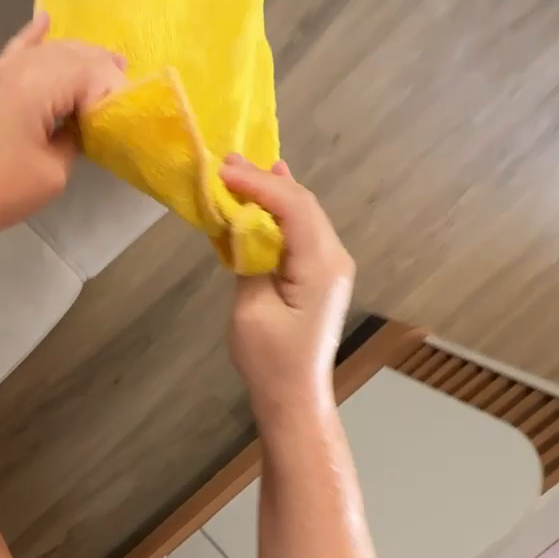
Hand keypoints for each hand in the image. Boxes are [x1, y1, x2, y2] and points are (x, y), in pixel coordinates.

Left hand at [0, 13, 126, 262]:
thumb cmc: (2, 192)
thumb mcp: (54, 173)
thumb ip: (74, 139)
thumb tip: (78, 126)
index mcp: (43, 82)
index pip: (94, 75)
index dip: (114, 95)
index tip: (124, 120)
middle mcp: (23, 66)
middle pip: (75, 56)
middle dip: (101, 74)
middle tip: (120, 98)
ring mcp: (1, 71)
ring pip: (49, 52)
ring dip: (77, 60)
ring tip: (103, 72)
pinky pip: (16, 51)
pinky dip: (33, 38)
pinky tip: (46, 24)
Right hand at [222, 157, 356, 422]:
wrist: (293, 395)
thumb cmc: (270, 361)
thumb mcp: (251, 312)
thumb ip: (250, 263)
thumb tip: (245, 231)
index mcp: (320, 265)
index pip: (292, 208)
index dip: (258, 185)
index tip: (223, 171)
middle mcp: (334, 258)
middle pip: (303, 205)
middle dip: (266, 181)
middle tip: (229, 162)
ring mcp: (331, 267)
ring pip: (305, 216)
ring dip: (275, 193)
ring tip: (245, 172)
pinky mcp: (320, 277)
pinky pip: (302, 234)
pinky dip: (281, 214)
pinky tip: (267, 200)